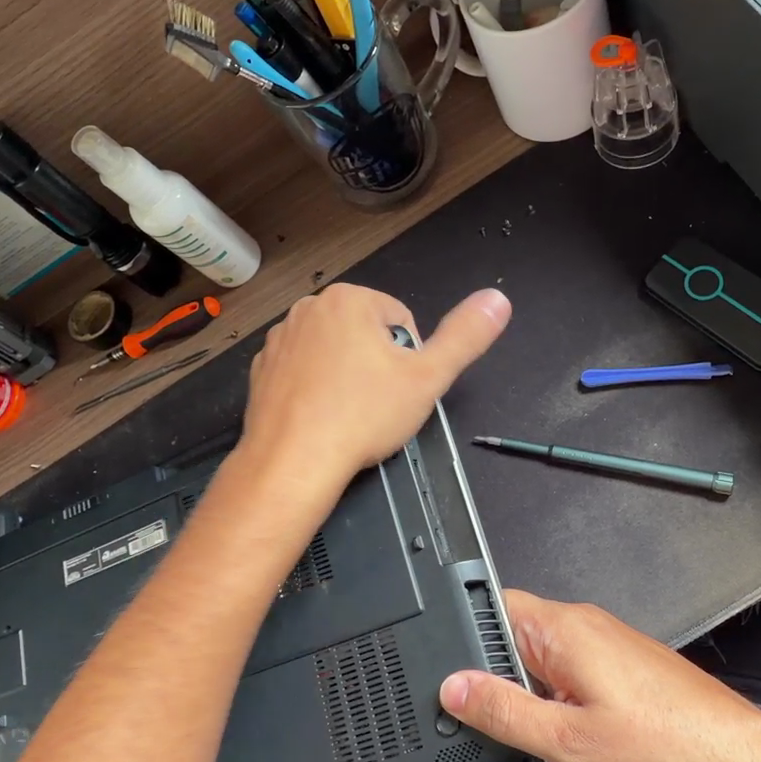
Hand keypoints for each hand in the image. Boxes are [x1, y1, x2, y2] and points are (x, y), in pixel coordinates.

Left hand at [241, 283, 509, 485]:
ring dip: (346, 377)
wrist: (293, 462)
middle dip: (376, 365)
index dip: (409, 360)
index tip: (398, 388)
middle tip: (376, 403)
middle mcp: (309, 309)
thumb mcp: (428, 378)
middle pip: (366, 334)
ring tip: (349, 413)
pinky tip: (323, 417)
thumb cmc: (361, 417)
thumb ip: (465, 336)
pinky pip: (304, 372)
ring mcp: (281, 338)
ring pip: (334, 353)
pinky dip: (315, 390)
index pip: (401, 321)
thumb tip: (498, 300)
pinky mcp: (262, 369)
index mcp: (350, 299)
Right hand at [439, 591, 760, 761]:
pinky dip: (576, 757)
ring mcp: (605, 660)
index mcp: (564, 632)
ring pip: (552, 702)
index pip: (495, 612)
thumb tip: (456, 687)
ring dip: (548, 758)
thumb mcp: (567, 741)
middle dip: (515, 731)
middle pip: (521, 671)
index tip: (459, 693)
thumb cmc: (672, 746)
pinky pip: (581, 714)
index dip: (469, 651)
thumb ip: (503, 712)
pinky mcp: (623, 685)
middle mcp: (584, 636)